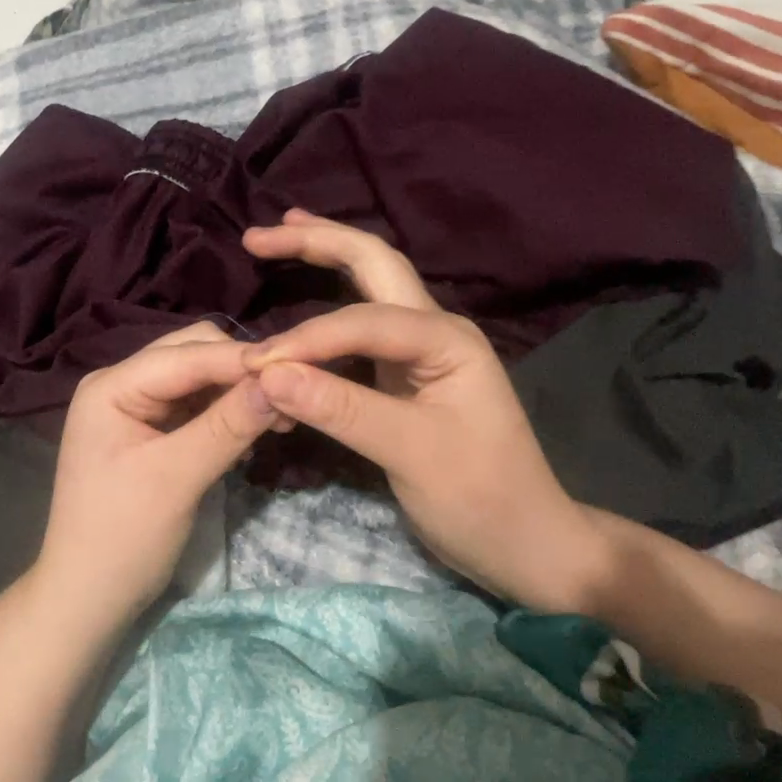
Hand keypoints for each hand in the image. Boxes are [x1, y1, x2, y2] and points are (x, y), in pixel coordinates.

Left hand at [34, 322, 279, 618]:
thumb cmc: (122, 538)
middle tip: (291, 395)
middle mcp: (121, 384)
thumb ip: (227, 426)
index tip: (299, 366)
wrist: (87, 598)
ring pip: (198, 377)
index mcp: (112, 386)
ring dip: (237, 390)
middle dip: (240, 370)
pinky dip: (226, 411)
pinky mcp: (150, 430)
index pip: (186, 354)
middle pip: (192, 354)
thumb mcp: (177, 478)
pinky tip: (254, 429)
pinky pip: (196, 405)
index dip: (241, 358)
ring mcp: (135, 407)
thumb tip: (281, 383)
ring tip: (281, 415)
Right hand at [241, 210, 612, 613]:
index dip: (305, 338)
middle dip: (317, 242)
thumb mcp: (412, 454)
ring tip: (275, 240)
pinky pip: (358, 330)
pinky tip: (298, 303)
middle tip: (256, 236)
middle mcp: (435, 330)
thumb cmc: (482, 499)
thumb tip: (266, 374)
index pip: (362, 320)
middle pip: (373, 264)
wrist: (528, 545)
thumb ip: (341, 408)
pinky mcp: (406, 375)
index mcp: (447, 339)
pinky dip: (322, 310)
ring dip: (323, 259)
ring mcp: (421, 351)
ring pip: (367, 286)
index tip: (253, 366)